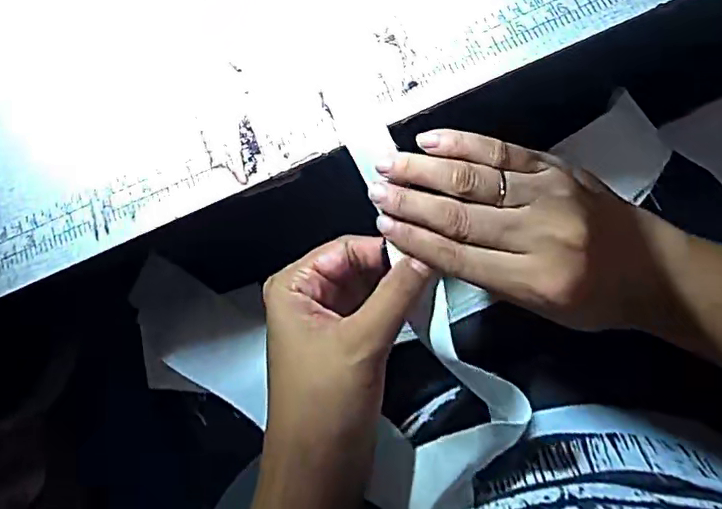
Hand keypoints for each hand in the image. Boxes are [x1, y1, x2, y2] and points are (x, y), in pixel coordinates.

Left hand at [254, 236, 430, 508]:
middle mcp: (305, 298)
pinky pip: (372, 312)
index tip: (419, 250)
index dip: (381, 247)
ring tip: (428, 285)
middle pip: (356, 266)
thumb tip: (418, 260)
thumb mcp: (361, 344)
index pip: (343, 247)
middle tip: (429, 267)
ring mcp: (325, 322)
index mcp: (292, 286)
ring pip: (367, 289)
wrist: (318, 474)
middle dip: (391, 268)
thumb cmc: (317, 415)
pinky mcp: (345, 345)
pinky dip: (394, 309)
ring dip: (395, 289)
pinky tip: (416, 309)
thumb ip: (393, 296)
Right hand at [369, 129, 690, 335]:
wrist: (658, 269)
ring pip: (472, 178)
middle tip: (375, 192)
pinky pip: (499, 150)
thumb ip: (488, 275)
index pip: (460, 257)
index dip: (415, 240)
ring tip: (389, 164)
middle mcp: (541, 235)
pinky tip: (429, 139)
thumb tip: (427, 245)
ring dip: (423, 169)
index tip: (382, 227)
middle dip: (409, 203)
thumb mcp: (543, 307)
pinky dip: (460, 142)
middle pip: (460, 215)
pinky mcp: (553, 166)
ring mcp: (548, 193)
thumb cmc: (596, 298)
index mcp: (538, 280)